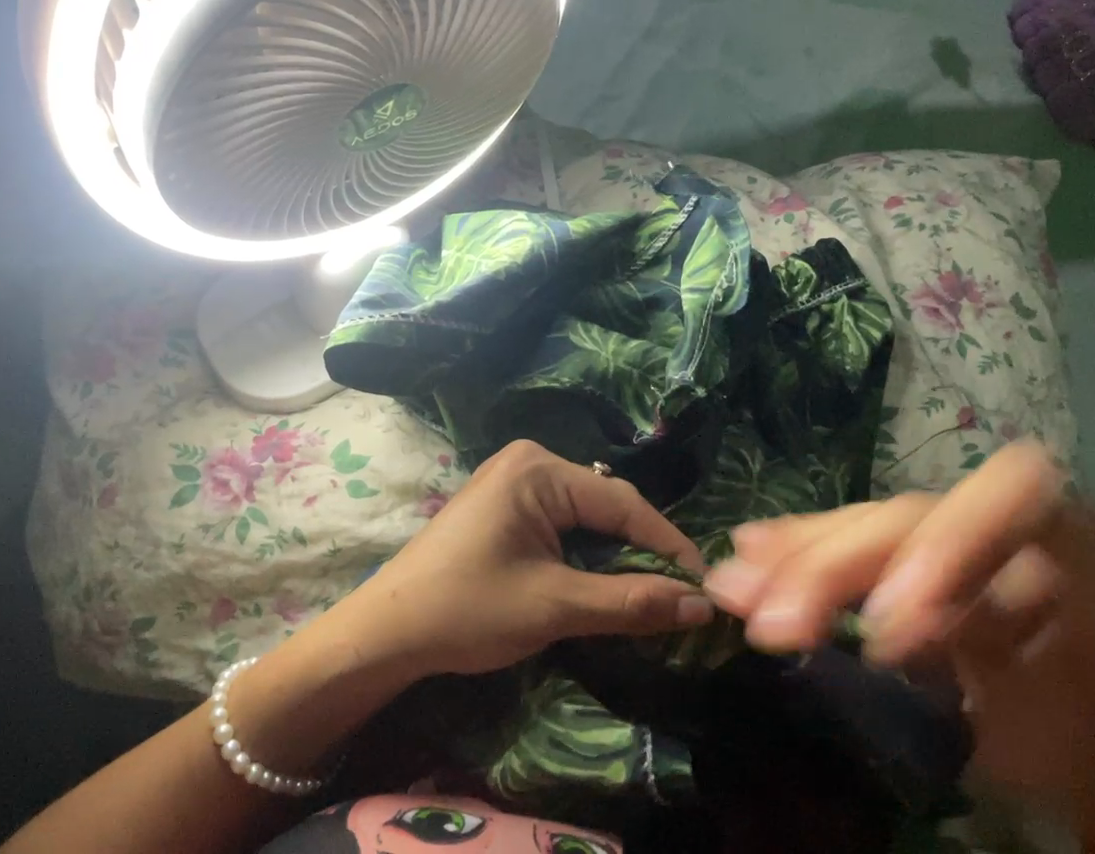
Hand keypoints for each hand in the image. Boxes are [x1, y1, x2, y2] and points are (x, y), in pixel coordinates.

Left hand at [329, 440, 714, 680]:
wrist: (387, 632)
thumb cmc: (466, 611)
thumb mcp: (554, 607)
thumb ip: (630, 602)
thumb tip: (702, 607)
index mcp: (539, 470)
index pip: (624, 504)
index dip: (669, 546)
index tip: (707, 587)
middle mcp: (529, 462)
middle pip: (607, 507)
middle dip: (643, 551)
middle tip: (683, 596)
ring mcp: (514, 482)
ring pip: (588, 518)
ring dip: (617, 556)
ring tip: (653, 594)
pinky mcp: (505, 506)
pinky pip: (563, 524)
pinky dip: (588, 555)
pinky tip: (605, 584)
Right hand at [702, 444, 1094, 833]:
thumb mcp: (1057, 730)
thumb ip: (977, 661)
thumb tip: (874, 620)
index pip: (1020, 492)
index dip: (944, 540)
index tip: (881, 628)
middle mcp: (1029, 532)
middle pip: (919, 513)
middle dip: (838, 563)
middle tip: (769, 616)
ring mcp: (978, 545)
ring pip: (880, 525)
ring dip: (805, 554)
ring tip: (736, 581)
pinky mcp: (938, 563)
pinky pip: (871, 544)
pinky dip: (811, 552)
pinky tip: (756, 554)